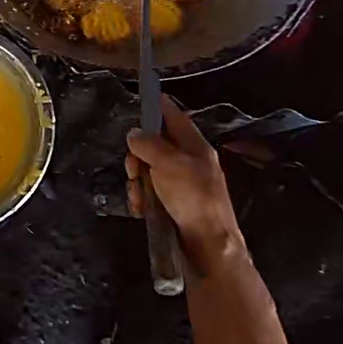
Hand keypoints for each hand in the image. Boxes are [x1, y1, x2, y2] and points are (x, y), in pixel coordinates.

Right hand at [127, 97, 244, 273]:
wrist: (208, 247)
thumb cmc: (193, 198)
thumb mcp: (169, 164)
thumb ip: (149, 144)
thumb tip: (134, 133)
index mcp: (194, 146)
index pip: (174, 116)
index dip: (158, 106)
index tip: (142, 96)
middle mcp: (188, 162)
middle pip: (154, 145)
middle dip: (138, 155)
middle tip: (133, 169)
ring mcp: (180, 184)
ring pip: (147, 170)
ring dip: (137, 181)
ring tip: (139, 196)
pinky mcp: (172, 205)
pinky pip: (149, 192)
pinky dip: (142, 198)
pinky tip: (141, 208)